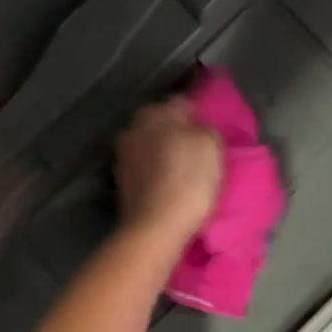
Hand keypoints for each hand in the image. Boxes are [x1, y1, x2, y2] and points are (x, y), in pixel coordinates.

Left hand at [114, 97, 222, 241]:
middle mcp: (133, 127)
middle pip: (161, 125)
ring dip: (163, 156)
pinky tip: (166, 189)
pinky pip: (143, 171)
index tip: (209, 134)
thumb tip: (198, 128)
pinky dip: (154, 176)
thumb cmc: (187, 181)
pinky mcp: (120, 183)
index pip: (182, 104)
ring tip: (181, 174)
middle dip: (176, 134)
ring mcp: (122, 156)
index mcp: (155, 112)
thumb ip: (205, 128)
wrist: (155, 227)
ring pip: (150, 148)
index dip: (198, 117)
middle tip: (196, 153)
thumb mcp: (211, 145)